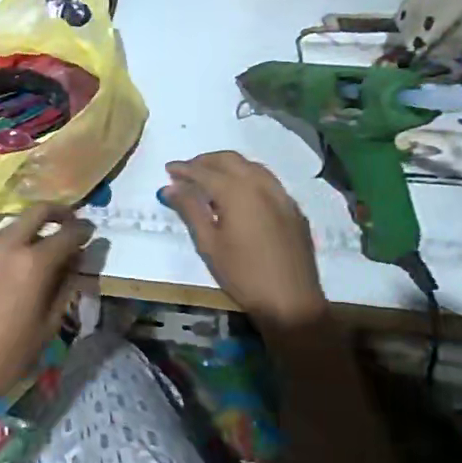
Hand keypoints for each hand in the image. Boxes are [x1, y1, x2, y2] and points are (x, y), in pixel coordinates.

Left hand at [0, 205, 91, 416]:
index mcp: (33, 262)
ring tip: (43, 246)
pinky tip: (14, 265)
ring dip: (32, 228)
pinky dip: (11, 244)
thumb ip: (65, 287)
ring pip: (12, 226)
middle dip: (57, 212)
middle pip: (36, 212)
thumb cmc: (9, 354)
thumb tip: (76, 263)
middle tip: (70, 221)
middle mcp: (7, 246)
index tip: (91, 231)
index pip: (67, 234)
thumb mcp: (48, 325)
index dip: (83, 230)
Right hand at [161, 151, 328, 331]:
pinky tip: (240, 194)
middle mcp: (262, 185)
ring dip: (228, 166)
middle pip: (230, 160)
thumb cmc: (243, 274)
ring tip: (210, 178)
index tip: (168, 169)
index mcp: (238, 192)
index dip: (184, 169)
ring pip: (252, 167)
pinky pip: (268, 181)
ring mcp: (282, 196)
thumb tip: (169, 188)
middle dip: (206, 161)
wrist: (291, 301)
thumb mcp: (208, 243)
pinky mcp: (293, 209)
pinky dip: (248, 177)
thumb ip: (190, 210)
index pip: (205, 171)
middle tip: (187, 171)